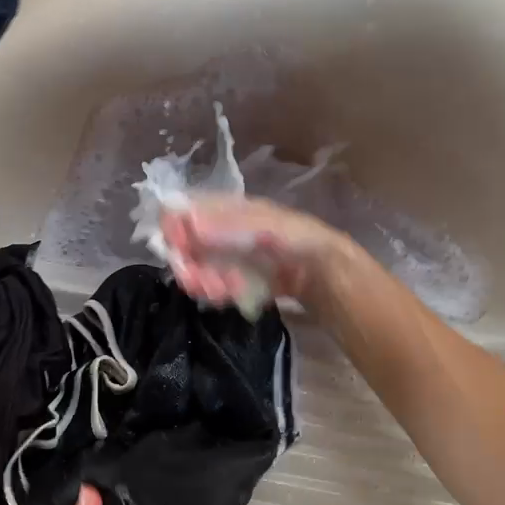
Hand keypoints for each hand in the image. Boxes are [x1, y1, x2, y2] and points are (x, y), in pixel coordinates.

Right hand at [160, 195, 351, 307]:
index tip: (175, 246)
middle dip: (186, 262)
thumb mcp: (272, 226)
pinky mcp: (236, 279)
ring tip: (217, 291)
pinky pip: (212, 284)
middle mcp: (224, 232)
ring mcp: (229, 257)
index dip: (174, 224)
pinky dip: (213, 291)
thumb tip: (190, 223)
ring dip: (199, 280)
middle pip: (187, 243)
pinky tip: (225, 296)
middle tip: (192, 279)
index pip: (188, 209)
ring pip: (197, 267)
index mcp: (231, 210)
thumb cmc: (303, 241)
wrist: (330, 276)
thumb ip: (232, 225)